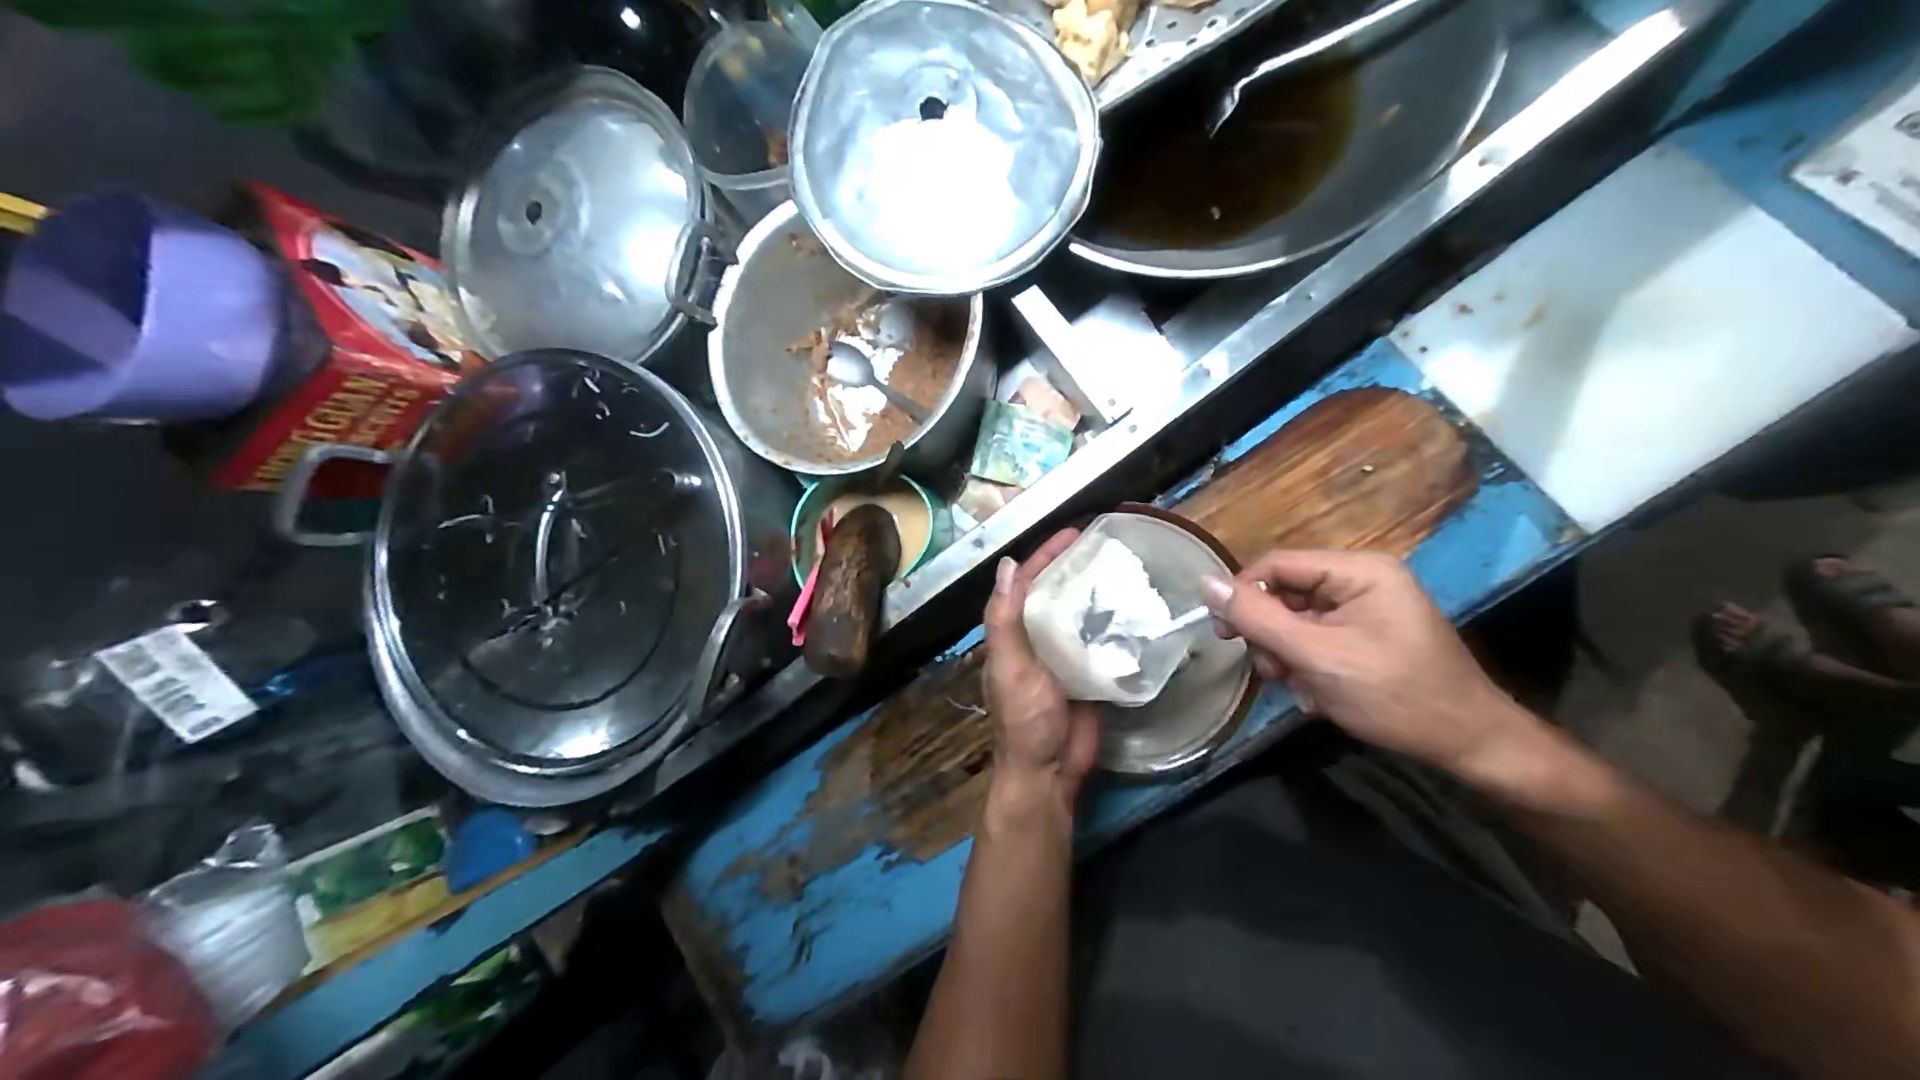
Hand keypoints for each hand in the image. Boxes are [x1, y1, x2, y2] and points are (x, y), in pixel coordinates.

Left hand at [983, 529, 1100, 806]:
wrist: (1050, 771)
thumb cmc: (1025, 719)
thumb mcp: (1011, 666)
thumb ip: (1005, 620)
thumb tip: (1006, 566)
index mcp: (1011, 634)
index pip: (1025, 583)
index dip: (1045, 555)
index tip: (1073, 533)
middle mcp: (1034, 639)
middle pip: (1054, 593)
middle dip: (1074, 568)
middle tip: (1106, 546)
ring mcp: (1062, 657)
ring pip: (1077, 615)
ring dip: (1095, 593)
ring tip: (1125, 569)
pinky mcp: (1087, 675)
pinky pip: (1099, 643)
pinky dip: (1111, 626)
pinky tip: (1134, 610)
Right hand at [1202, 549, 1543, 782]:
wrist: (1470, 746)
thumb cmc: (1395, 695)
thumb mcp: (1317, 655)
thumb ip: (1257, 617)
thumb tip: (1204, 582)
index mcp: (1359, 571)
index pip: (1278, 564)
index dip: (1243, 593)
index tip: (1223, 633)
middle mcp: (1362, 581)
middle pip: (1286, 594)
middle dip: (1270, 634)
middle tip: (1270, 671)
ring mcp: (1366, 610)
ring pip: (1296, 621)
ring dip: (1286, 656)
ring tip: (1299, 689)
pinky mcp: (1367, 637)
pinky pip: (1316, 640)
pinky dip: (1307, 666)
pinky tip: (1317, 695)